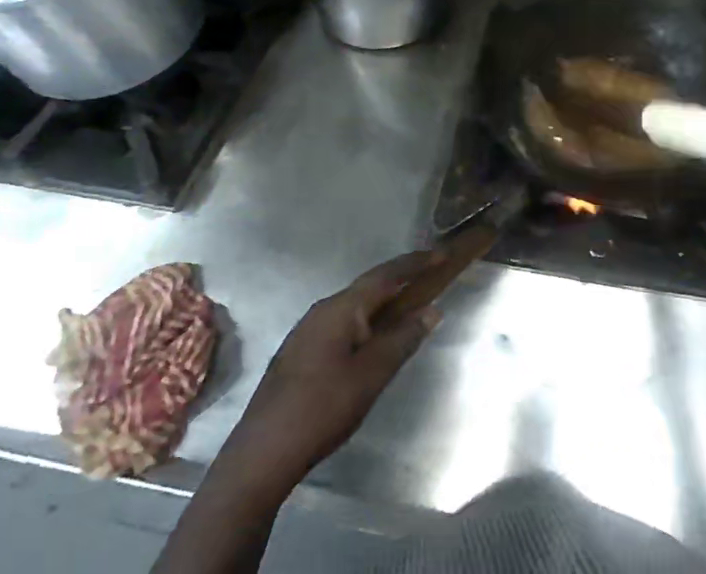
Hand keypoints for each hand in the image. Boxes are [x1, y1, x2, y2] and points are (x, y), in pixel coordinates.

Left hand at [217, 251, 442, 489]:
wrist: (263, 451)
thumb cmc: (323, 408)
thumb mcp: (372, 374)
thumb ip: (403, 339)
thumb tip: (431, 310)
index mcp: (340, 308)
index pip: (385, 275)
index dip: (415, 263)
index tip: (441, 254)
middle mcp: (322, 310)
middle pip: (368, 287)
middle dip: (400, 280)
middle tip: (431, 278)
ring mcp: (307, 330)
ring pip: (354, 306)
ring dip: (383, 303)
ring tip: (410, 307)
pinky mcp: (301, 351)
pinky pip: (343, 323)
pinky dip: (367, 321)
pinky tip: (375, 338)